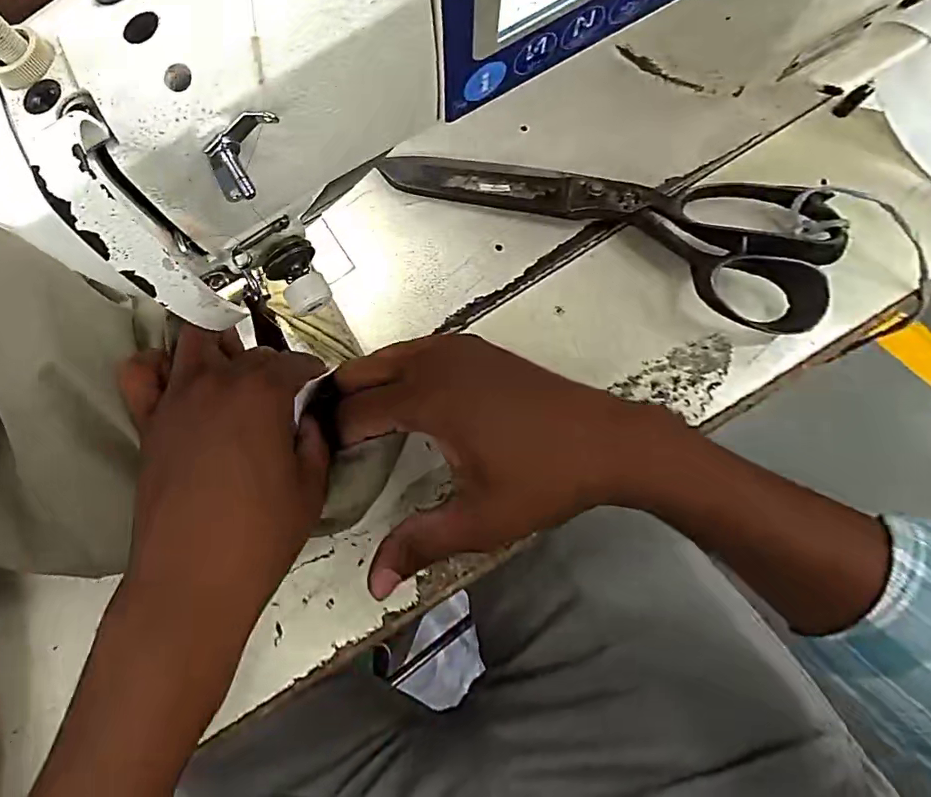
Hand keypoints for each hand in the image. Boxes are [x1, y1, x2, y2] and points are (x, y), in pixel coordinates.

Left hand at [117, 327, 330, 618]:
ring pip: (194, 339)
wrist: (191, 579)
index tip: (314, 381)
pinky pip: (140, 373)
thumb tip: (307, 421)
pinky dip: (156, 366)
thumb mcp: (309, 489)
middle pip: (249, 351)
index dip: (309, 370)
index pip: (293, 362)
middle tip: (281, 392)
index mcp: (263, 392)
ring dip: (217, 344)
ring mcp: (178, 398)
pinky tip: (176, 381)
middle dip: (272, 365)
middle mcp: (218, 382)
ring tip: (231, 369)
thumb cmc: (259, 536)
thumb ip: (315, 443)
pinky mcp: (149, 421)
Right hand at [335, 334, 698, 598]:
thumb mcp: (481, 520)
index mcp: (426, 398)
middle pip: (360, 372)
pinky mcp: (473, 346)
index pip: (355, 411)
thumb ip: (420, 543)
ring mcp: (454, 346)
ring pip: (386, 355)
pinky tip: (405, 401)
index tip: (324, 463)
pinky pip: (415, 350)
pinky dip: (395, 370)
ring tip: (360, 423)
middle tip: (331, 441)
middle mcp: (432, 361)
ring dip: (366, 383)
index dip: (333, 437)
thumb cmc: (542, 479)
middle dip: (339, 401)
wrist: (606, 439)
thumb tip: (373, 585)